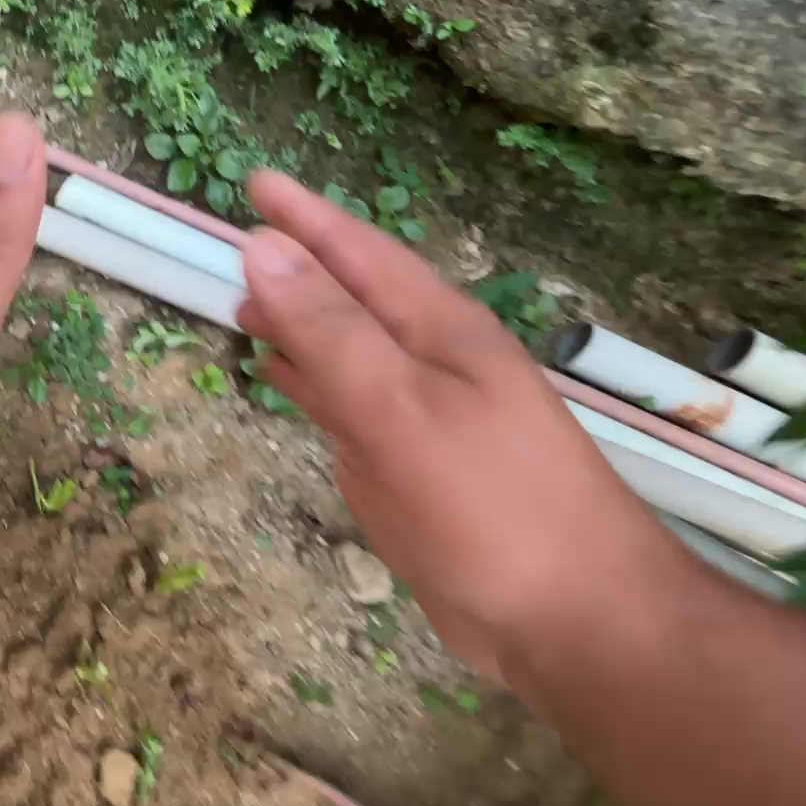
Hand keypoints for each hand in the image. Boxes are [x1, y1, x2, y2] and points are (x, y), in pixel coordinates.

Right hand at [237, 171, 683, 675]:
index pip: (359, 252)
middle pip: (349, 293)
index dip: (305, 217)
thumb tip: (261, 249)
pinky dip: (305, 376)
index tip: (256, 183)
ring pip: (341, 344)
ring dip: (294, 319)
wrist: (572, 622)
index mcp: (436, 328)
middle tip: (234, 245)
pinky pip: (342, 395)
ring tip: (242, 305)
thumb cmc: (488, 505)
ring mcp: (416, 408)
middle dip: (294, 264)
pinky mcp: (404, 456)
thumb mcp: (398, 404)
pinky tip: (278, 373)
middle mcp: (426, 357)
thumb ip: (328, 328)